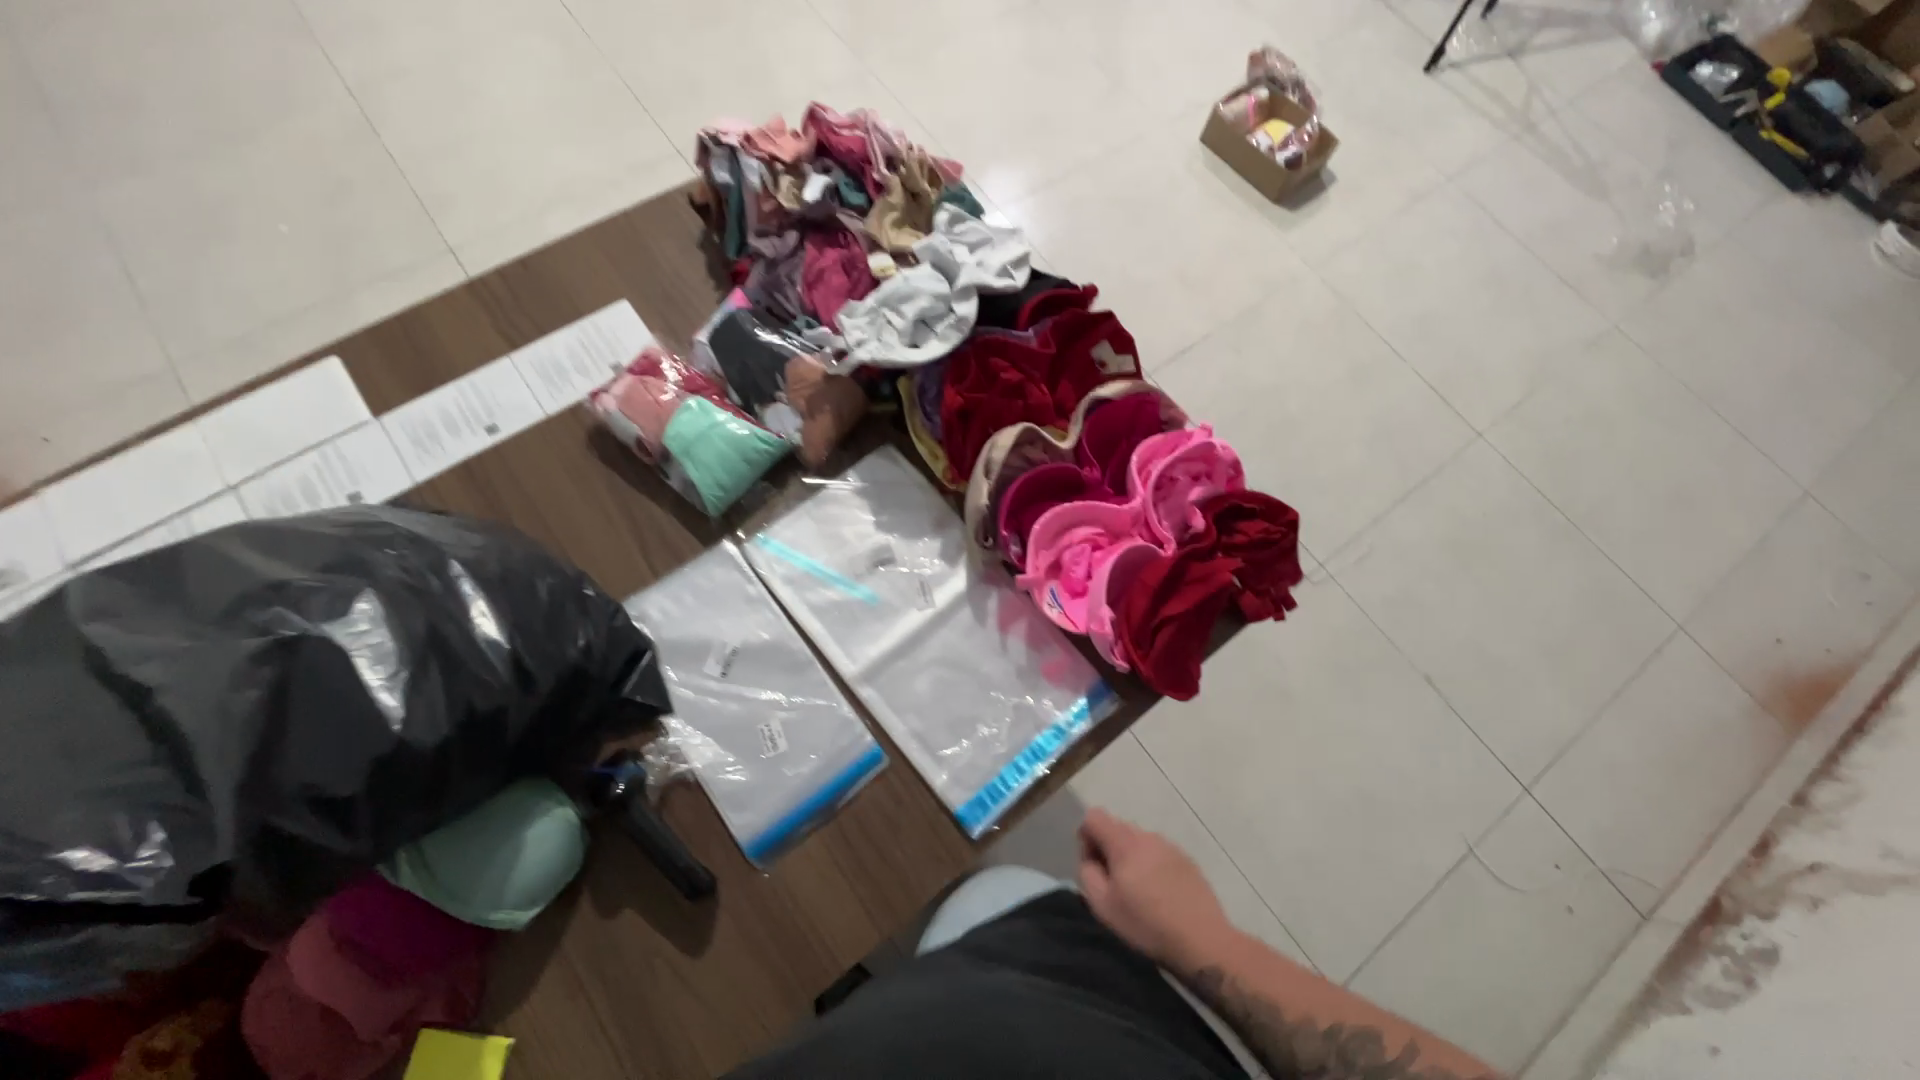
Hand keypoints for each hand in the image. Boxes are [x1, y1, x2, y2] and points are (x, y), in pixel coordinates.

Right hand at [1077, 808, 1235, 974]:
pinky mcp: (1187, 860)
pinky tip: (1159, 894)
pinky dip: (1151, 865)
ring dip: (1131, 857)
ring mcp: (1171, 846)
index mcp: (1125, 843)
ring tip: (1138, 891)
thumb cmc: (1147, 924)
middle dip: (1108, 848)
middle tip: (1113, 884)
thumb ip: (1088, 872)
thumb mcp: (1103, 905)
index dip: (1086, 837)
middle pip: (1117, 828)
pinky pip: (1158, 852)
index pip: (1094, 817)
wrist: (1202, 940)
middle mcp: (1148, 836)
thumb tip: (1090, 857)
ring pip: (1139, 841)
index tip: (1094, 866)